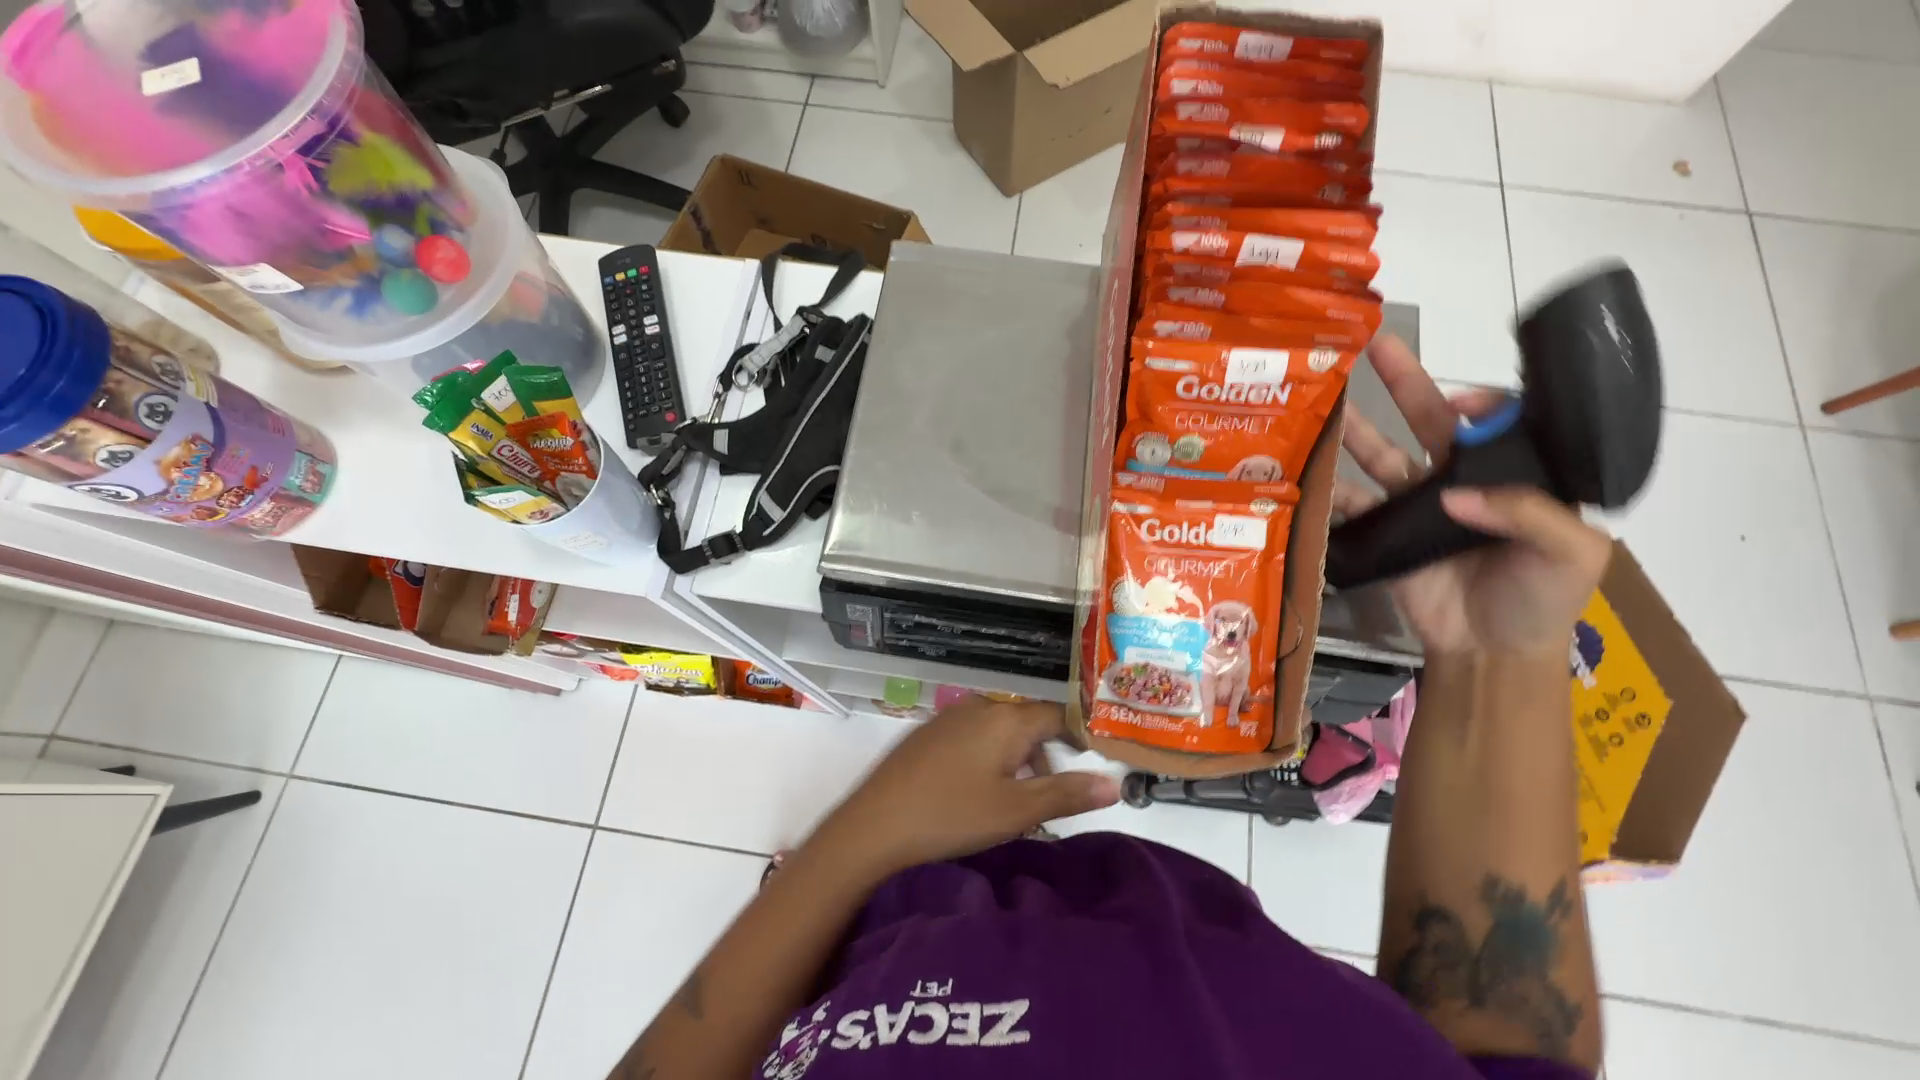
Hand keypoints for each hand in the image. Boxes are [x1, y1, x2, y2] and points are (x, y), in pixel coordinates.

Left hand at [810, 699, 1119, 878]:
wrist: (872, 826)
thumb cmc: (951, 816)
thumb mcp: (1016, 811)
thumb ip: (1066, 794)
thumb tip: (1114, 783)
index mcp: (1006, 719)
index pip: (1057, 716)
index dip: (1080, 736)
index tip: (1093, 762)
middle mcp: (978, 707)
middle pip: (1027, 723)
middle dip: (1045, 756)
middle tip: (1050, 798)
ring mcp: (947, 719)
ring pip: (998, 731)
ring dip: (1016, 761)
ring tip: (1013, 804)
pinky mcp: (925, 735)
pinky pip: (972, 738)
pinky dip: (988, 759)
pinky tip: (975, 795)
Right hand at [1336, 334, 1611, 657]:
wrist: (1492, 651)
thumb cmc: (1543, 598)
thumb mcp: (1571, 552)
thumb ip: (1526, 513)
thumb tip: (1452, 495)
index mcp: (1513, 473)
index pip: (1494, 420)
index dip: (1478, 403)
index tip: (1459, 406)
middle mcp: (1463, 478)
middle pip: (1430, 420)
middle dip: (1404, 382)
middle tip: (1376, 346)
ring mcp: (1420, 504)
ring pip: (1383, 455)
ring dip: (1355, 429)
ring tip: (1325, 401)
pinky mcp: (1386, 533)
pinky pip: (1355, 506)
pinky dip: (1331, 491)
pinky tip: (1309, 471)